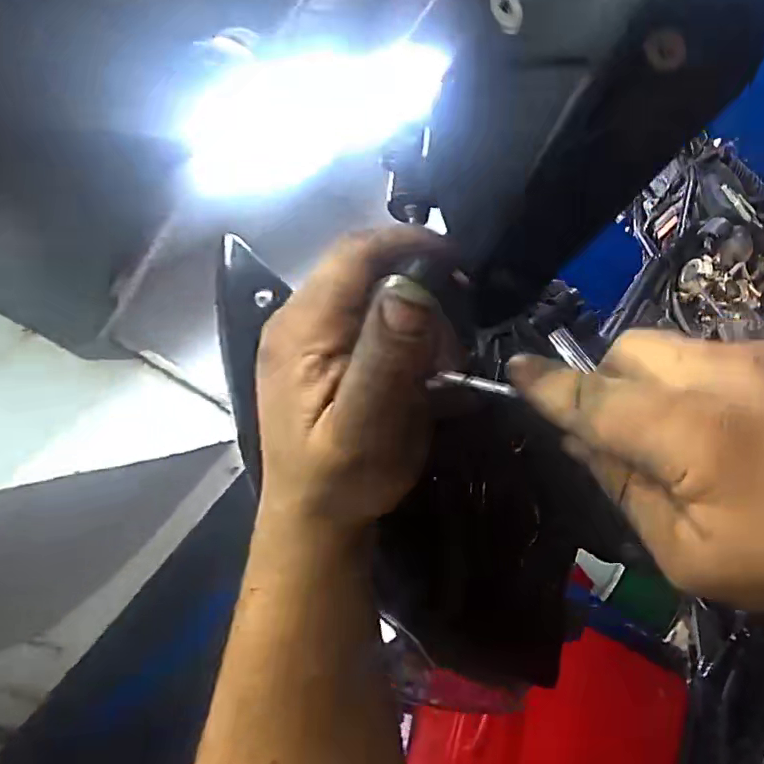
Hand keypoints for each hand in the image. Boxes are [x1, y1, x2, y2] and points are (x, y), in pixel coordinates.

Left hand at [256, 226, 453, 533]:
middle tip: (452, 352)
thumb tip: (411, 287)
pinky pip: (381, 322)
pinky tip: (425, 375)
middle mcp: (302, 320)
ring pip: (383, 296)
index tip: (461, 261)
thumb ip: (388, 355)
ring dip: (424, 326)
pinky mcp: (331, 353)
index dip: (410, 242)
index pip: (356, 252)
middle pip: (373, 271)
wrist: (315, 520)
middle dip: (425, 299)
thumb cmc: (342, 478)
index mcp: (304, 328)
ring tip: (438, 375)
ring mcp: (315, 336)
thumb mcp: (369, 422)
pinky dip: (414, 339)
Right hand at [509, 331, 763, 615]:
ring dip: (649, 380)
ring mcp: (758, 354)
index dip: (552, 387)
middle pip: (631, 348)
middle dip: (608, 383)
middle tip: (623, 437)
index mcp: (695, 432)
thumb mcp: (689, 555)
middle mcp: (723, 373)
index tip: (515, 370)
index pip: (600, 397)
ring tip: (677, 434)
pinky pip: (707, 350)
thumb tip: (580, 441)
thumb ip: (626, 489)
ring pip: (668, 344)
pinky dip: (688, 377)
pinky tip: (719, 422)